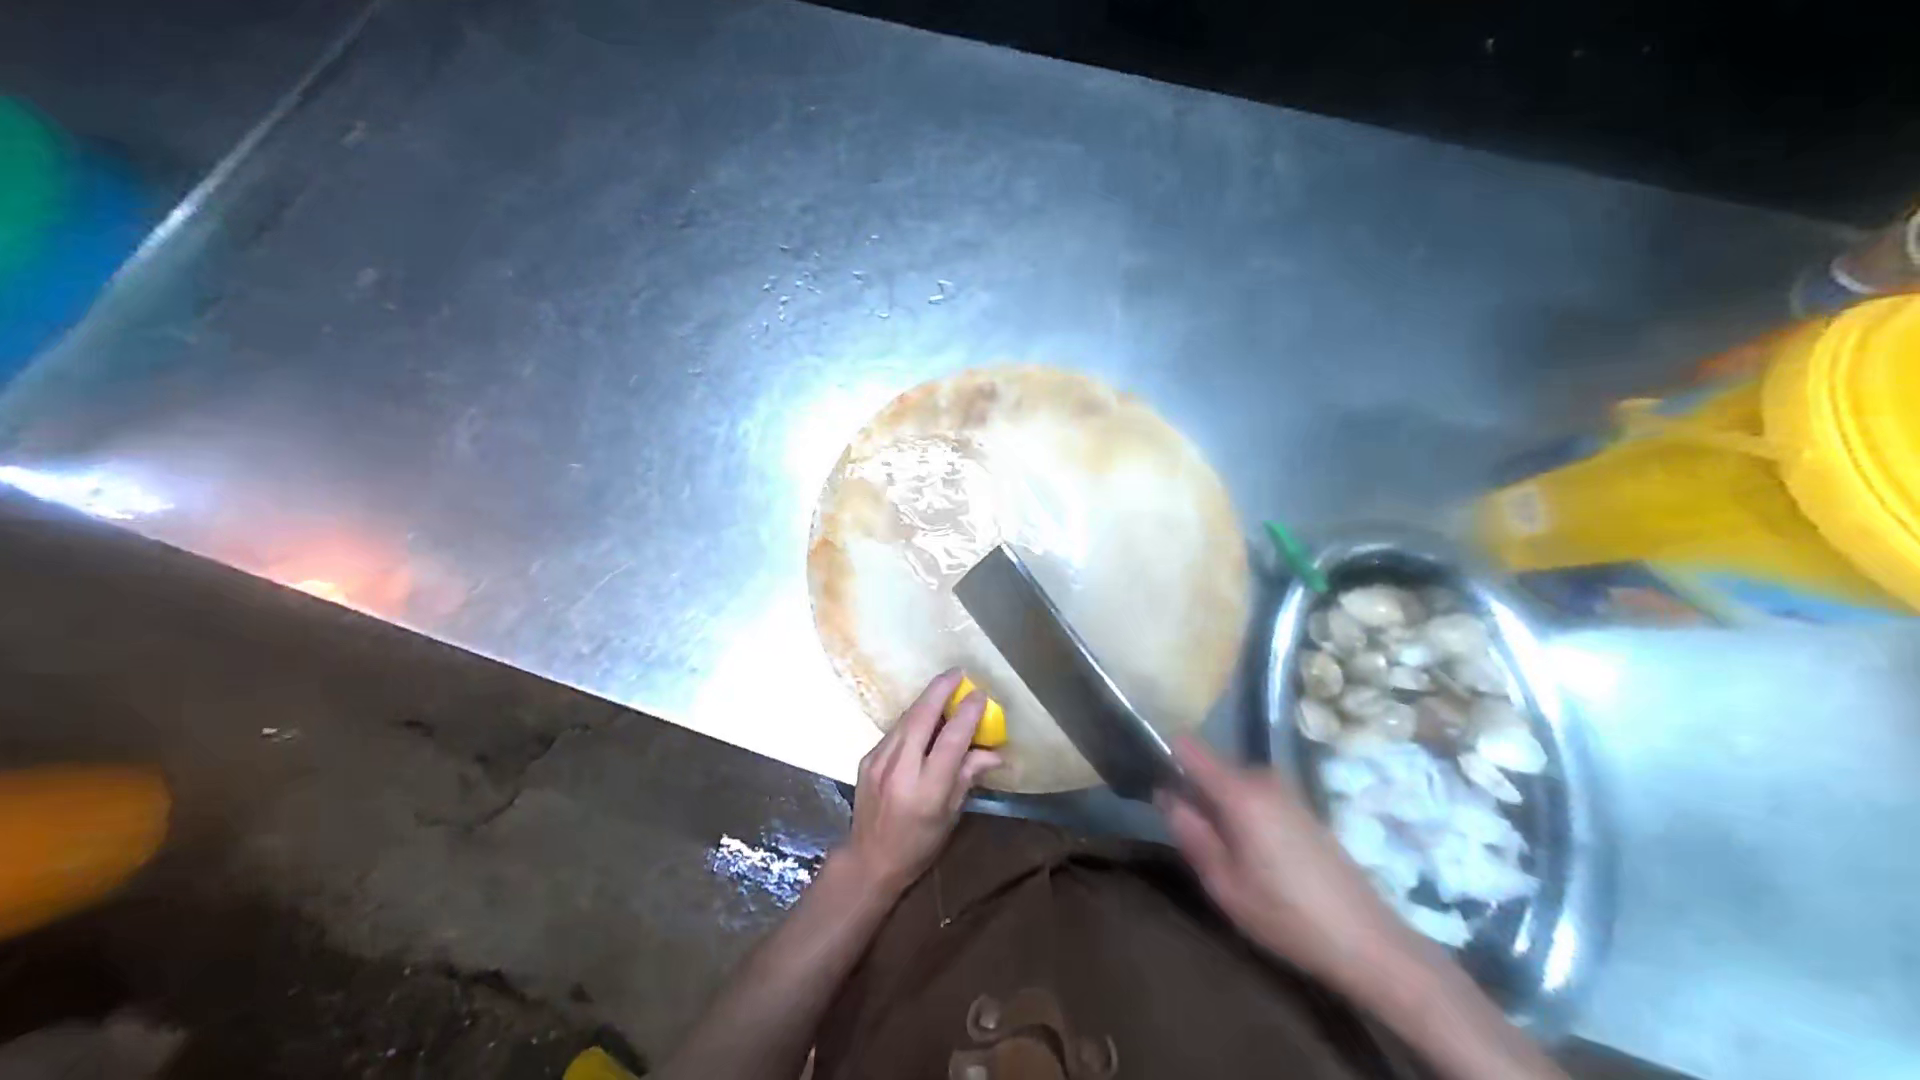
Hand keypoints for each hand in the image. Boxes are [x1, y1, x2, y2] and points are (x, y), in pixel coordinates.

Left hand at [840, 669, 1002, 897]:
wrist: (869, 859)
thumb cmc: (918, 844)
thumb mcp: (950, 815)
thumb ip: (968, 777)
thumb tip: (995, 753)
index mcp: (927, 788)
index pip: (951, 739)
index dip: (968, 713)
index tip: (981, 695)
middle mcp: (900, 769)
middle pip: (922, 716)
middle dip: (941, 689)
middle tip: (959, 673)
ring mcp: (879, 761)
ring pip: (906, 718)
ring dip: (926, 699)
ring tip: (945, 687)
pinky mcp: (867, 758)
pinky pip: (896, 730)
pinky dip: (913, 718)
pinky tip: (924, 716)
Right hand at [1159, 738, 1413, 992]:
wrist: (1369, 943)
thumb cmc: (1286, 916)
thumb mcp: (1223, 883)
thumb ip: (1190, 832)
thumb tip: (1166, 795)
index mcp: (1240, 791)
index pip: (1189, 747)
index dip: (1166, 756)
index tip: (1154, 781)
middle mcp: (1263, 780)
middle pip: (1211, 768)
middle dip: (1194, 793)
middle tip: (1192, 838)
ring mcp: (1288, 792)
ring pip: (1233, 785)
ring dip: (1220, 807)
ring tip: (1223, 853)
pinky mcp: (1303, 809)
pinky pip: (1256, 797)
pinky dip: (1243, 814)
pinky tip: (1254, 857)